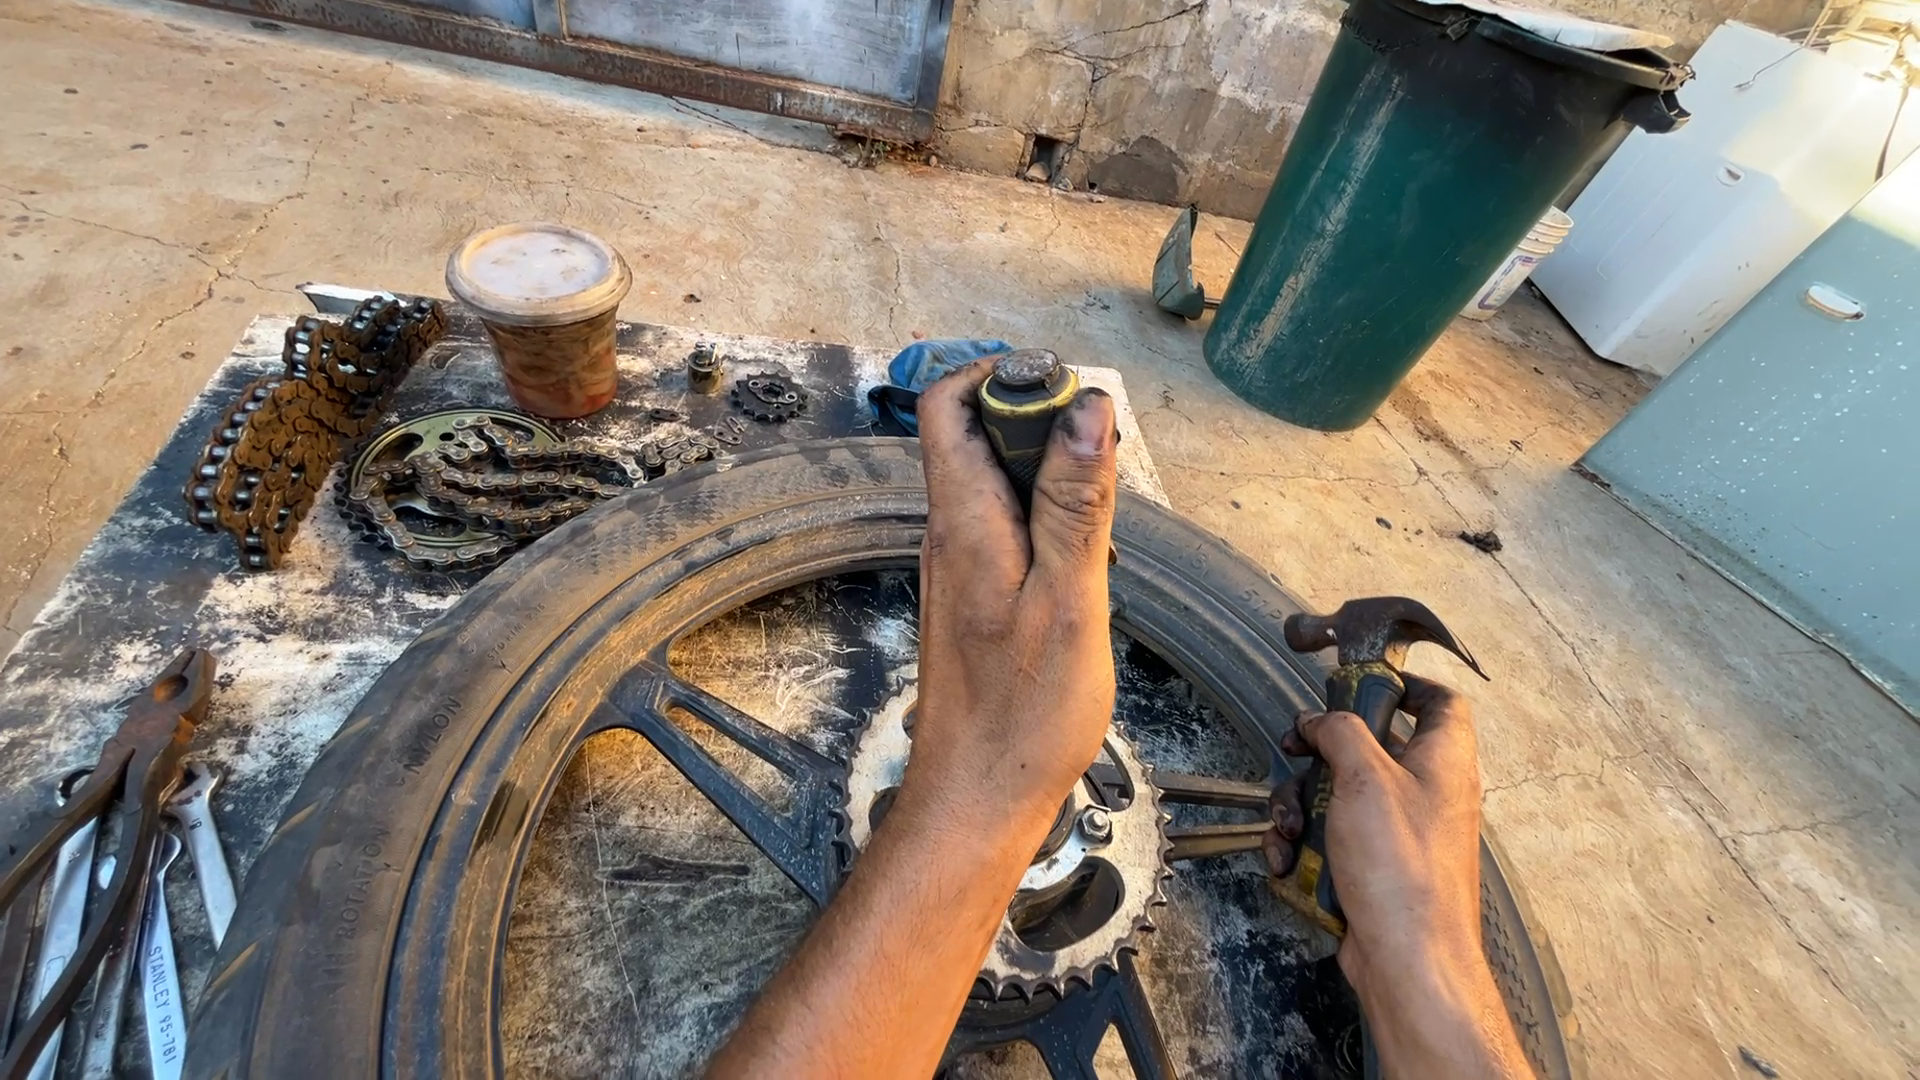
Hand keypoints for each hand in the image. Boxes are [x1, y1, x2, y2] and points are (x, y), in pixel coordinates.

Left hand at [906, 358, 1119, 840]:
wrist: (980, 793)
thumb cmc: (1025, 713)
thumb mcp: (1069, 599)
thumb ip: (1074, 503)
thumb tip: (1085, 410)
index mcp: (962, 522)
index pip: (946, 407)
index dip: (996, 376)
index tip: (1060, 388)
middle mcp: (947, 534)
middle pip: (970, 436)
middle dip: (1033, 421)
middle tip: (1097, 451)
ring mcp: (957, 564)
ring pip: (991, 481)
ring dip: (1043, 472)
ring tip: (1098, 505)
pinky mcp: (972, 594)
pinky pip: (1001, 526)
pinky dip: (1039, 516)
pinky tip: (1079, 554)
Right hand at [1264, 676, 1529, 1078]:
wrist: (1405, 959)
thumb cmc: (1399, 865)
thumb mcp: (1365, 776)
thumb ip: (1341, 731)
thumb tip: (1317, 720)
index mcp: (1442, 761)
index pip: (1440, 701)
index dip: (1402, 684)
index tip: (1355, 685)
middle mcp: (1424, 791)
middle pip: (1367, 744)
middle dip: (1319, 751)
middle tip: (1294, 749)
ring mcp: (1396, 829)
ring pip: (1336, 788)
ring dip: (1298, 802)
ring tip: (1289, 827)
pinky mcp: (1371, 862)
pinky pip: (1329, 831)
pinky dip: (1302, 839)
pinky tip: (1287, 855)